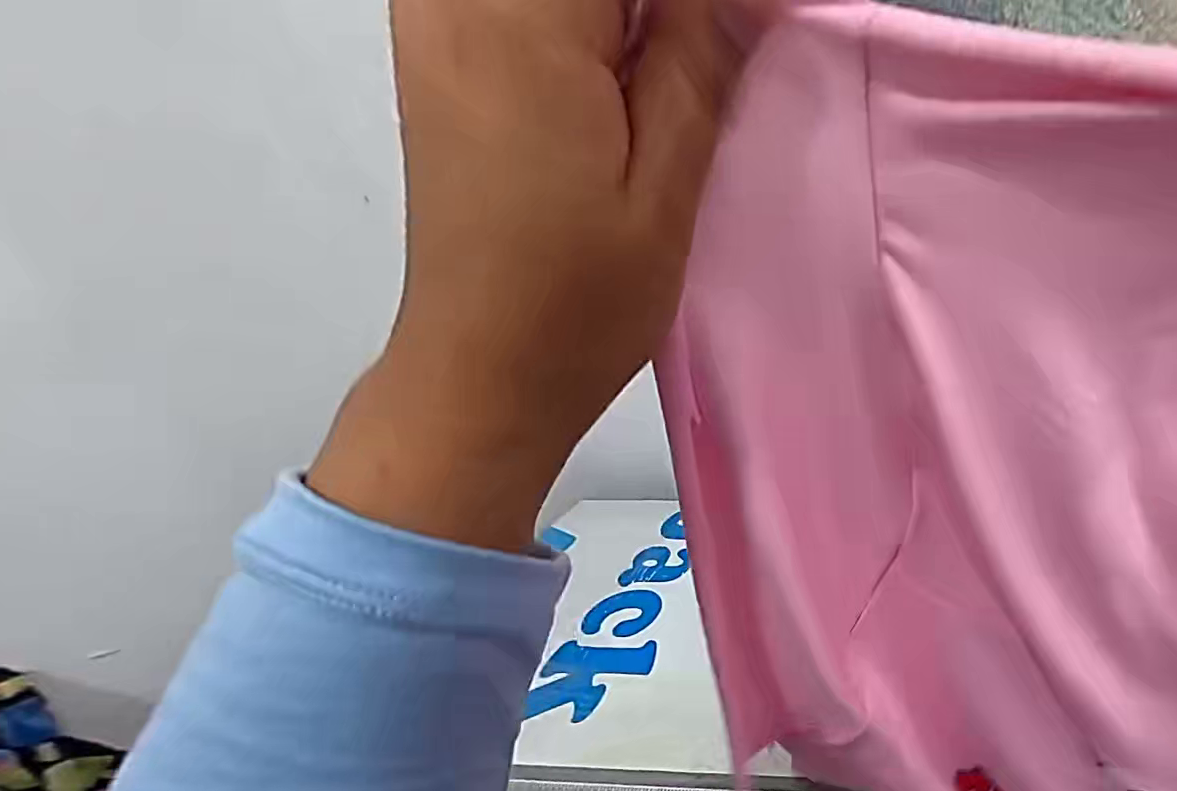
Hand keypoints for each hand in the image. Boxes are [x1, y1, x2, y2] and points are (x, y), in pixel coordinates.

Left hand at [308, 0, 743, 549]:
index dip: (699, 3)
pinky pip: (525, 9)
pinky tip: (621, 92)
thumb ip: (696, 70)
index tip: (742, 38)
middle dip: (667, 16)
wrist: (488, 369)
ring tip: (667, 97)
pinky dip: (588, 35)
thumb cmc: (582, 302)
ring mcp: (434, 20)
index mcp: (521, 16)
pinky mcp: (439, 59)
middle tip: (708, 71)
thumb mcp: (662, 195)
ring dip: (633, 28)